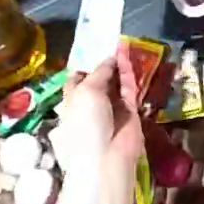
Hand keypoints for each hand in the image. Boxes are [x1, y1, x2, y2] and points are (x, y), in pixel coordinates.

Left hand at [48, 44, 143, 185]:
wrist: (106, 157)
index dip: (85, 67)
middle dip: (105, 66)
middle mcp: (91, 105)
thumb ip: (99, 73)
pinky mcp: (129, 114)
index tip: (94, 51)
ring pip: (116, 85)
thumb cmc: (86, 124)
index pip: (77, 81)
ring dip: (119, 68)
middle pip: (99, 81)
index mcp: (72, 102)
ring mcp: (111, 110)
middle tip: (114, 46)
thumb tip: (110, 59)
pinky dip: (130, 76)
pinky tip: (130, 59)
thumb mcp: (86, 92)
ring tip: (125, 47)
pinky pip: (130, 91)